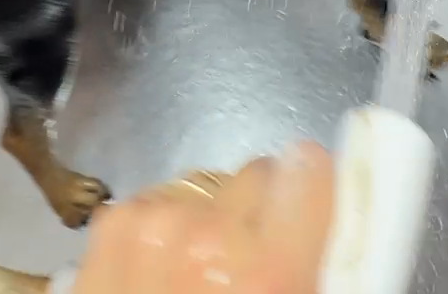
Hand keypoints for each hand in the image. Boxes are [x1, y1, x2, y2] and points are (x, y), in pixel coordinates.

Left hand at [72, 141, 335, 293]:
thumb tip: (334, 234)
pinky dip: (169, 228)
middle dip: (264, 213)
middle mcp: (210, 231)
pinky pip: (163, 199)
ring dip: (213, 220)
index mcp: (271, 273)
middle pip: (259, 174)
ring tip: (201, 280)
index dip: (314, 195)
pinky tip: (160, 276)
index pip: (309, 168)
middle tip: (255, 266)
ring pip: (210, 186)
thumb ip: (320, 276)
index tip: (311, 218)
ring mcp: (154, 222)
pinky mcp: (113, 226)